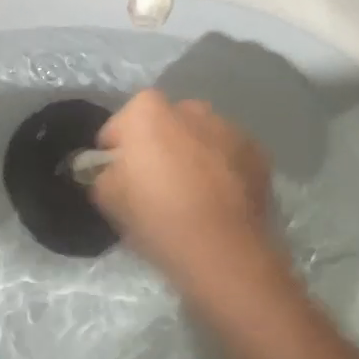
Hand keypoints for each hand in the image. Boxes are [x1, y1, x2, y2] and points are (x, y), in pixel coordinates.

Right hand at [91, 89, 275, 283]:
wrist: (222, 250)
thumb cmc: (156, 217)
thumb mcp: (107, 198)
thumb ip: (101, 173)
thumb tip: (109, 170)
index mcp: (147, 110)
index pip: (120, 126)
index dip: (115, 153)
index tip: (119, 179)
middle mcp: (190, 108)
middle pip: (163, 126)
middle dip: (158, 147)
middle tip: (155, 187)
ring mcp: (229, 127)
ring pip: (200, 138)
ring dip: (193, 156)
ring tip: (192, 197)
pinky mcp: (257, 153)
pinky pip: (228, 156)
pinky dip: (222, 171)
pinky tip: (218, 202)